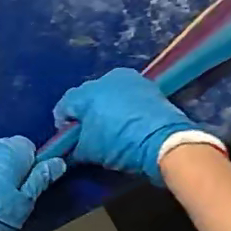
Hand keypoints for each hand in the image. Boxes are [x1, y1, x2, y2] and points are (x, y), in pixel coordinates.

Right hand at [52, 68, 202, 183]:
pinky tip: (130, 123)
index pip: (65, 106)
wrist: (165, 139)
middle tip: (91, 136)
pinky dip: (124, 106)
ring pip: (108, 94)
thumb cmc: (120, 144)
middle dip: (86, 115)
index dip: (64, 126)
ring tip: (113, 129)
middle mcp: (105, 78)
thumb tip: (70, 149)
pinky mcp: (148, 85)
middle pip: (86, 97)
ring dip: (106, 109)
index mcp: (86, 92)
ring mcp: (128, 79)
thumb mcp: (89, 152)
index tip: (71, 142)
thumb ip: (74, 147)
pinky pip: (127, 95)